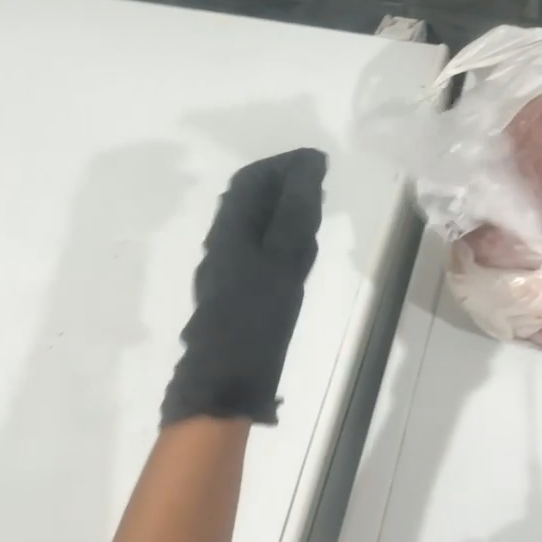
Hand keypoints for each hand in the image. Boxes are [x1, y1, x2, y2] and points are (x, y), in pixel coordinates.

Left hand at [160, 148, 326, 425]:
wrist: (225, 379)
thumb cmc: (257, 314)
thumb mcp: (285, 258)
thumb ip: (296, 211)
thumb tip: (308, 167)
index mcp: (230, 229)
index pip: (252, 179)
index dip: (284, 165)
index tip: (317, 162)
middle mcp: (221, 242)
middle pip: (249, 198)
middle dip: (283, 183)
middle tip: (319, 183)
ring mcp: (224, 266)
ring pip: (252, 222)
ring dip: (280, 208)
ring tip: (313, 209)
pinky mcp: (232, 288)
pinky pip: (255, 244)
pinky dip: (278, 233)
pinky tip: (296, 246)